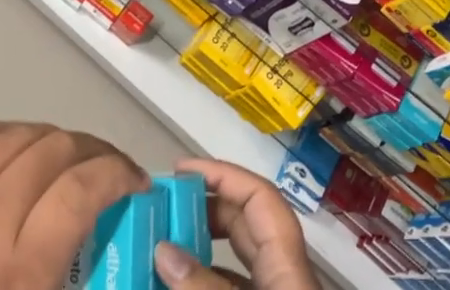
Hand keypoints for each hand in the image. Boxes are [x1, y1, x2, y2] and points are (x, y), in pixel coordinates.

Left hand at [0, 122, 150, 289]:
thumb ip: (74, 277)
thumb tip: (118, 257)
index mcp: (22, 266)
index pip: (81, 191)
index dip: (118, 174)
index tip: (137, 183)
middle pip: (54, 151)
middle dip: (95, 151)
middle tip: (113, 170)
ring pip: (19, 134)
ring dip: (55, 137)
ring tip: (73, 157)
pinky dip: (8, 131)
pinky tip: (22, 146)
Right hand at [152, 158, 318, 289]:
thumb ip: (205, 286)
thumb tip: (162, 248)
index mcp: (290, 267)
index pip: (261, 196)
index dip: (223, 174)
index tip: (180, 170)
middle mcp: (285, 275)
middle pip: (245, 223)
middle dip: (202, 208)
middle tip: (161, 208)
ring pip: (236, 257)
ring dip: (199, 244)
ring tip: (158, 242)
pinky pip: (231, 284)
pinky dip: (202, 278)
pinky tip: (171, 282)